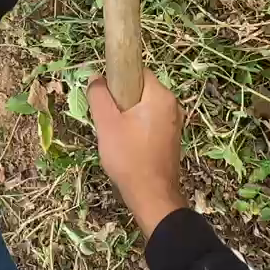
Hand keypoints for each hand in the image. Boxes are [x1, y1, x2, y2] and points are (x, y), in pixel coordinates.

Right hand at [87, 71, 187, 236]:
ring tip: (116, 135)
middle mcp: (172, 105)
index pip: (136, 70)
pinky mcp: (171, 138)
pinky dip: (136, 128)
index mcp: (161, 95)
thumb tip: (96, 77)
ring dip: (127, 116)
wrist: (152, 198)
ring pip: (143, 107)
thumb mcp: (107, 123)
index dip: (118, 80)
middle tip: (108, 120)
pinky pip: (149, 122)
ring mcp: (174, 122)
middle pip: (139, 89)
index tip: (106, 98)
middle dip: (121, 101)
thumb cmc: (129, 157)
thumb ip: (99, 96)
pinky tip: (126, 146)